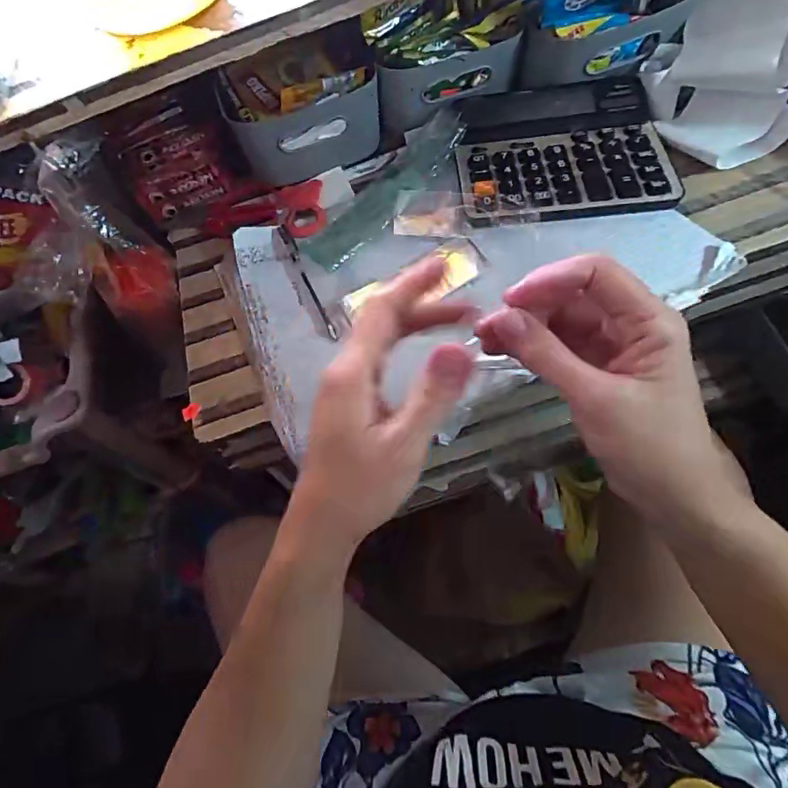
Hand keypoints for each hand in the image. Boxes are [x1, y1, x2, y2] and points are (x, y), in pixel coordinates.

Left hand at [289, 257, 475, 550]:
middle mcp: (343, 369)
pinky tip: (428, 349)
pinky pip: (379, 355)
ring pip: (380, 336)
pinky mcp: (348, 398)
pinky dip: (406, 342)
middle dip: (422, 299)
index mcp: (352, 372)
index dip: (414, 283)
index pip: (383, 311)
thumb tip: (462, 347)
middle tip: (465, 291)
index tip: (445, 264)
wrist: (322, 523)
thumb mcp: (405, 444)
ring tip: (459, 317)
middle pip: (382, 318)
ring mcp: (343, 383)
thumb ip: (432, 394)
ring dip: (417, 321)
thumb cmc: (362, 488)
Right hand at [474, 255, 749, 518]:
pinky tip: (503, 350)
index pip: (597, 273)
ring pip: (563, 318)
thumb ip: (547, 355)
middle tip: (487, 326)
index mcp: (649, 320)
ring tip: (486, 339)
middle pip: (575, 293)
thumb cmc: (650, 447)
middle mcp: (632, 323)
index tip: (510, 300)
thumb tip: (500, 317)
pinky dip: (533, 346)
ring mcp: (613, 345)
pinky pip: (560, 344)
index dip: (551, 278)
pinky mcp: (597, 367)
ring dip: (526, 325)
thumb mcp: (596, 399)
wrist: (676, 499)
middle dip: (531, 304)